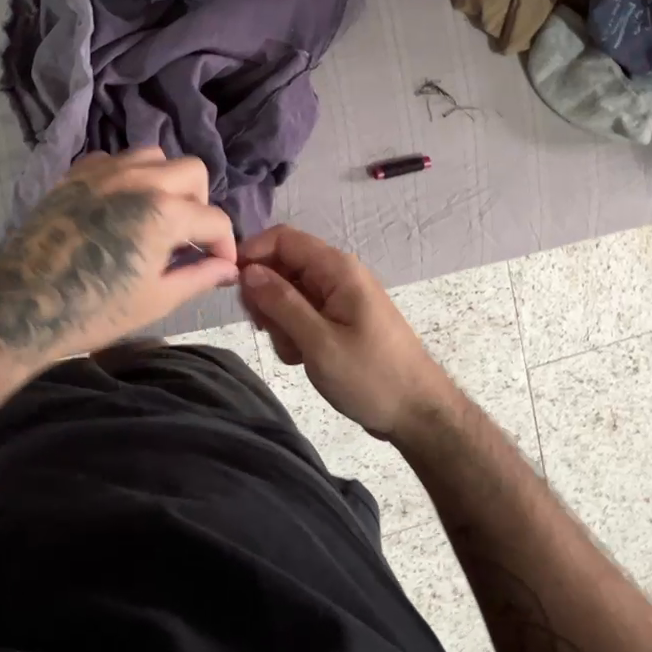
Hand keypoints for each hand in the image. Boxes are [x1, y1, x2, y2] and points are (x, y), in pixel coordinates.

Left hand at [0, 148, 238, 364]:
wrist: (23, 305)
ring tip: (155, 215)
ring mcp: (105, 171)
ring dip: (165, 182)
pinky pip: (115, 159)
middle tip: (188, 237)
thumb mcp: (156, 300)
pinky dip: (128, 176)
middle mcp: (140, 180)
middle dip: (199, 203)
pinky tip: (120, 206)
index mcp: (164, 212)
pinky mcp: (76, 174)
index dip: (224, 245)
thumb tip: (227, 269)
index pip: (214, 219)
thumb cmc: (94, 311)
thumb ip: (198, 276)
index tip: (218, 265)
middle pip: (192, 172)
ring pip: (154, 157)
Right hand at [237, 225, 456, 440]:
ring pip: (289, 292)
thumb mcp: (319, 342)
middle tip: (267, 331)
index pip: (282, 238)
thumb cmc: (371, 377)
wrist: (418, 414)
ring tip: (293, 353)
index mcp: (337, 268)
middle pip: (282, 265)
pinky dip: (294, 332)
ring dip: (280, 320)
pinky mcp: (340, 319)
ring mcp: (340, 297)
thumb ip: (281, 303)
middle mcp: (338, 274)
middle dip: (265, 295)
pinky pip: (303, 312)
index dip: (252, 254)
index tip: (233, 288)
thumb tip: (248, 271)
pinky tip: (302, 358)